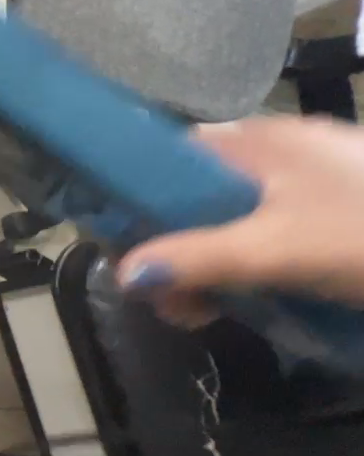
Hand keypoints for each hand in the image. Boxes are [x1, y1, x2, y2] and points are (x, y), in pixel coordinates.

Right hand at [119, 117, 363, 321]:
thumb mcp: (283, 251)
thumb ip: (196, 259)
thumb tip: (122, 274)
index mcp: (262, 142)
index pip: (162, 156)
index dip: (128, 199)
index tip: (120, 248)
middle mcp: (280, 155)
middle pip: (187, 198)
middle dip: (165, 251)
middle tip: (173, 302)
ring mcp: (312, 187)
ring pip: (221, 224)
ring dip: (200, 269)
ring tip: (207, 313)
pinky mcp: (335, 218)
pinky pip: (260, 238)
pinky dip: (242, 270)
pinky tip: (249, 300)